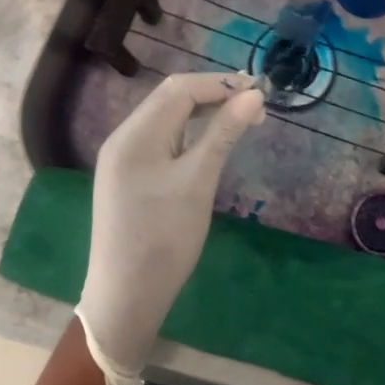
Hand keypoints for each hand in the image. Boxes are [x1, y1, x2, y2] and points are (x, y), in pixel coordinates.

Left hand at [75, 72, 265, 384]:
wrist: (124, 300)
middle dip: (214, 94)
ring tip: (242, 119)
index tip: (260, 93)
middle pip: (172, 98)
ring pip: (168, 118)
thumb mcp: (198, 182)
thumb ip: (223, 133)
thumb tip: (254, 94)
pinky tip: (213, 141)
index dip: (221, 84)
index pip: (181, 89)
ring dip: (205, 112)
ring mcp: (125, 158)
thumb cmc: (163, 238)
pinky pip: (163, 139)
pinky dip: (191, 133)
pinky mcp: (130, 176)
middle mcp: (125, 138)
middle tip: (255, 105)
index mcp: (135, 134)